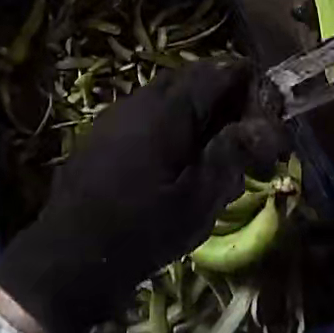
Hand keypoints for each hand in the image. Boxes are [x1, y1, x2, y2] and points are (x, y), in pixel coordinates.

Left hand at [0, 57, 287, 332]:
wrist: (65, 260)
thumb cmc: (140, 231)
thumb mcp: (198, 200)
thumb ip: (232, 154)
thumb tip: (267, 125)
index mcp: (169, 108)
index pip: (223, 72)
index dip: (253, 89)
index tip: (269, 120)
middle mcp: (143, 98)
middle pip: (197, 77)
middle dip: (229, 98)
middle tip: (248, 135)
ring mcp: (120, 112)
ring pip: (172, 93)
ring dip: (202, 110)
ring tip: (218, 149)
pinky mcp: (105, 131)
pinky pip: (150, 110)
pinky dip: (176, 121)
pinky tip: (180, 158)